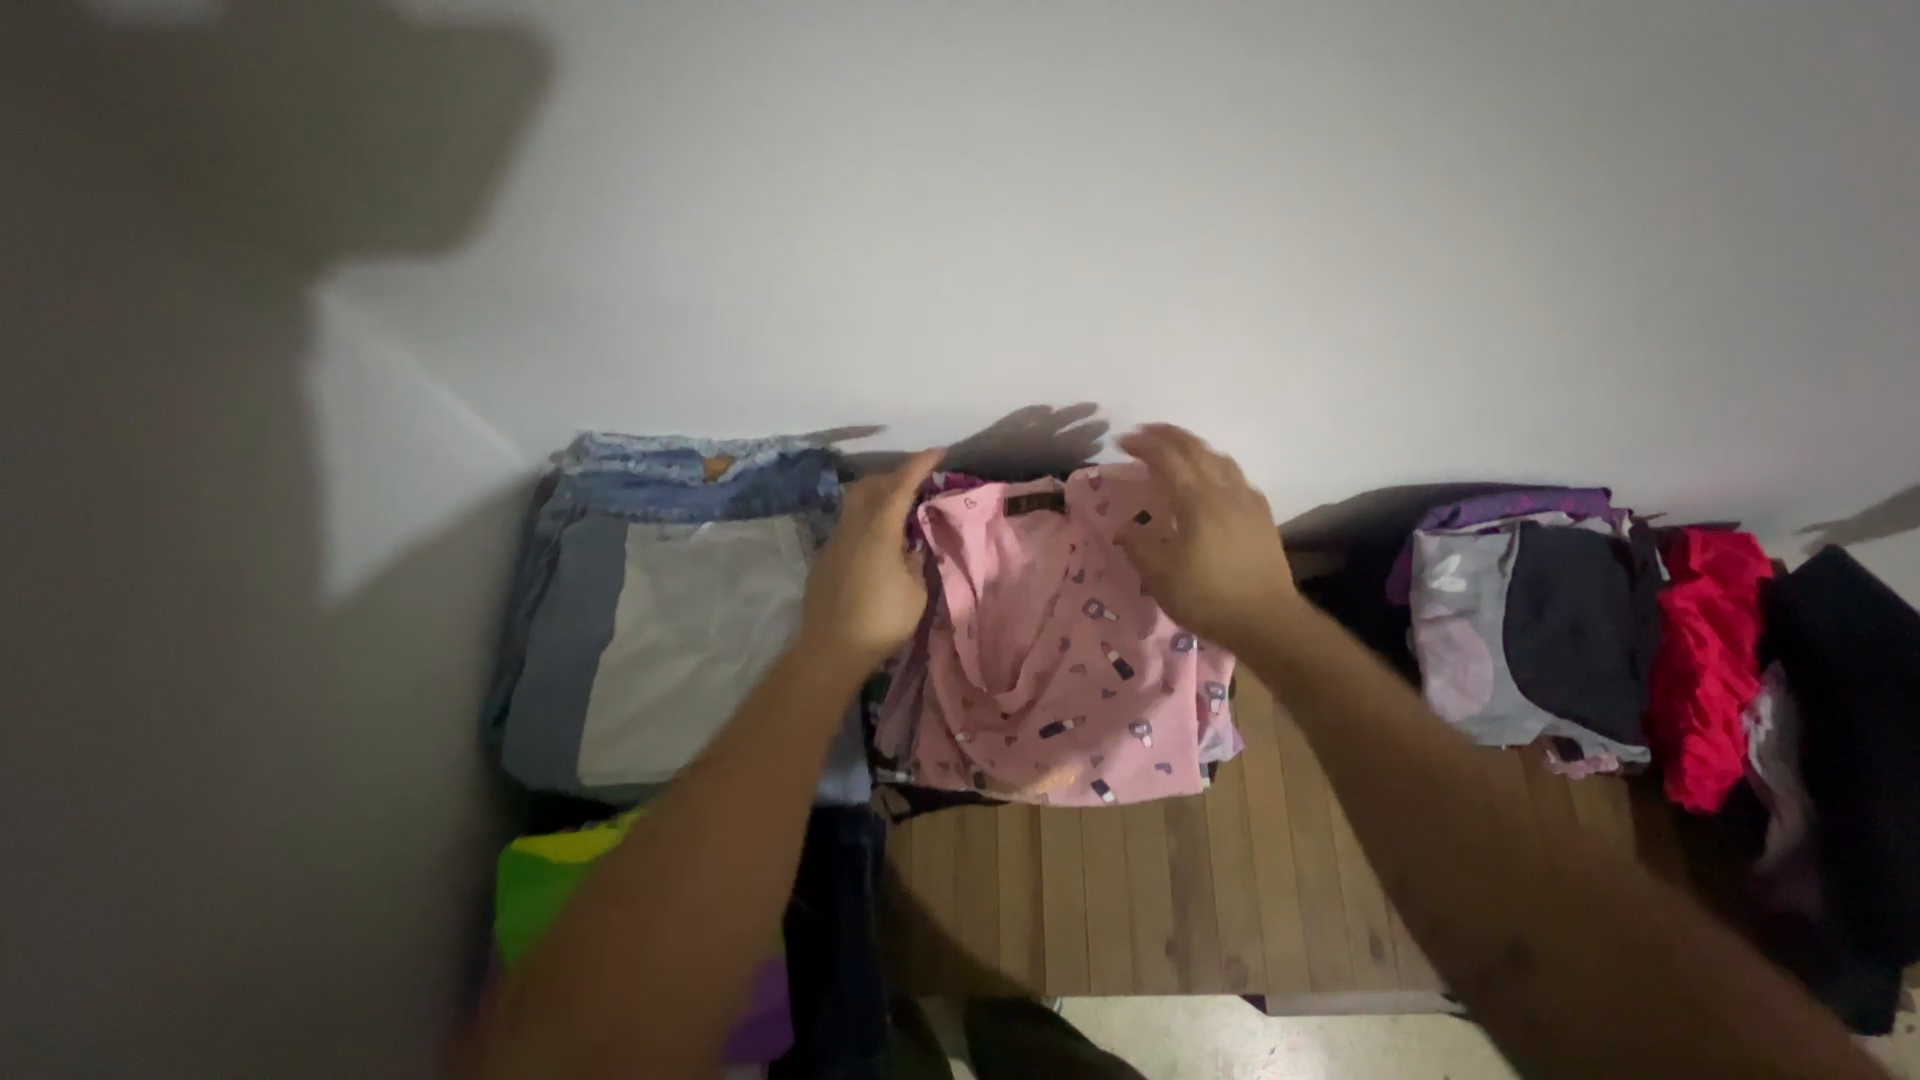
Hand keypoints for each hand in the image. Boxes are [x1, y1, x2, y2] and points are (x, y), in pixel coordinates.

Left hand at [798, 448, 945, 670]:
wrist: (830, 649)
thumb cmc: (881, 621)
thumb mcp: (915, 593)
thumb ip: (915, 562)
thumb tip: (911, 547)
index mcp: (879, 531)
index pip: (900, 485)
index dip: (919, 465)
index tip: (938, 452)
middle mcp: (852, 528)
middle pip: (871, 485)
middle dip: (895, 475)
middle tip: (918, 482)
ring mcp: (834, 542)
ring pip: (855, 504)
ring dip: (877, 496)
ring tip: (899, 509)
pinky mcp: (824, 560)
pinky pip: (847, 526)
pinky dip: (866, 520)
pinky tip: (878, 542)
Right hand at [1116, 424, 1299, 649]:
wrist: (1267, 620)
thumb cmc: (1209, 599)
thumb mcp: (1161, 577)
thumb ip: (1139, 547)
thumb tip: (1122, 528)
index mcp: (1196, 502)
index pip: (1166, 460)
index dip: (1144, 445)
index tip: (1123, 441)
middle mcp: (1223, 492)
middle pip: (1196, 450)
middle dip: (1168, 436)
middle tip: (1145, 432)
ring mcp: (1247, 502)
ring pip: (1220, 459)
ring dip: (1195, 447)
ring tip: (1177, 448)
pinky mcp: (1262, 517)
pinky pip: (1238, 478)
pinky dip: (1218, 467)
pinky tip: (1215, 479)